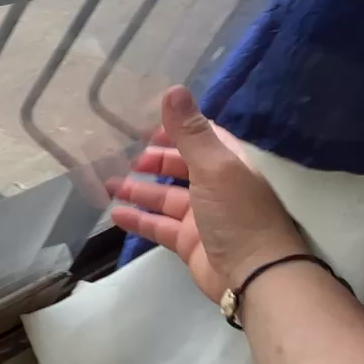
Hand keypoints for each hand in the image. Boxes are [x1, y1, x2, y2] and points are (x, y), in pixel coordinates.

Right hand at [108, 86, 307, 303]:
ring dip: (139, 190)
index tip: (143, 128)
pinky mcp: (188, 241)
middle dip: (153, 161)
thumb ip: (190, 133)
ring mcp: (202, 216)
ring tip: (109, 184)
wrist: (254, 274)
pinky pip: (157, 225)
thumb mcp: (214, 167)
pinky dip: (137, 219)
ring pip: (165, 197)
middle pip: (181, 167)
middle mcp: (217, 186)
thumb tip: (173, 90)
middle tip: (123, 157)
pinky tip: (115, 214)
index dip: (175, 131)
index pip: (202, 138)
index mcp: (230, 164)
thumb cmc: (238, 214)